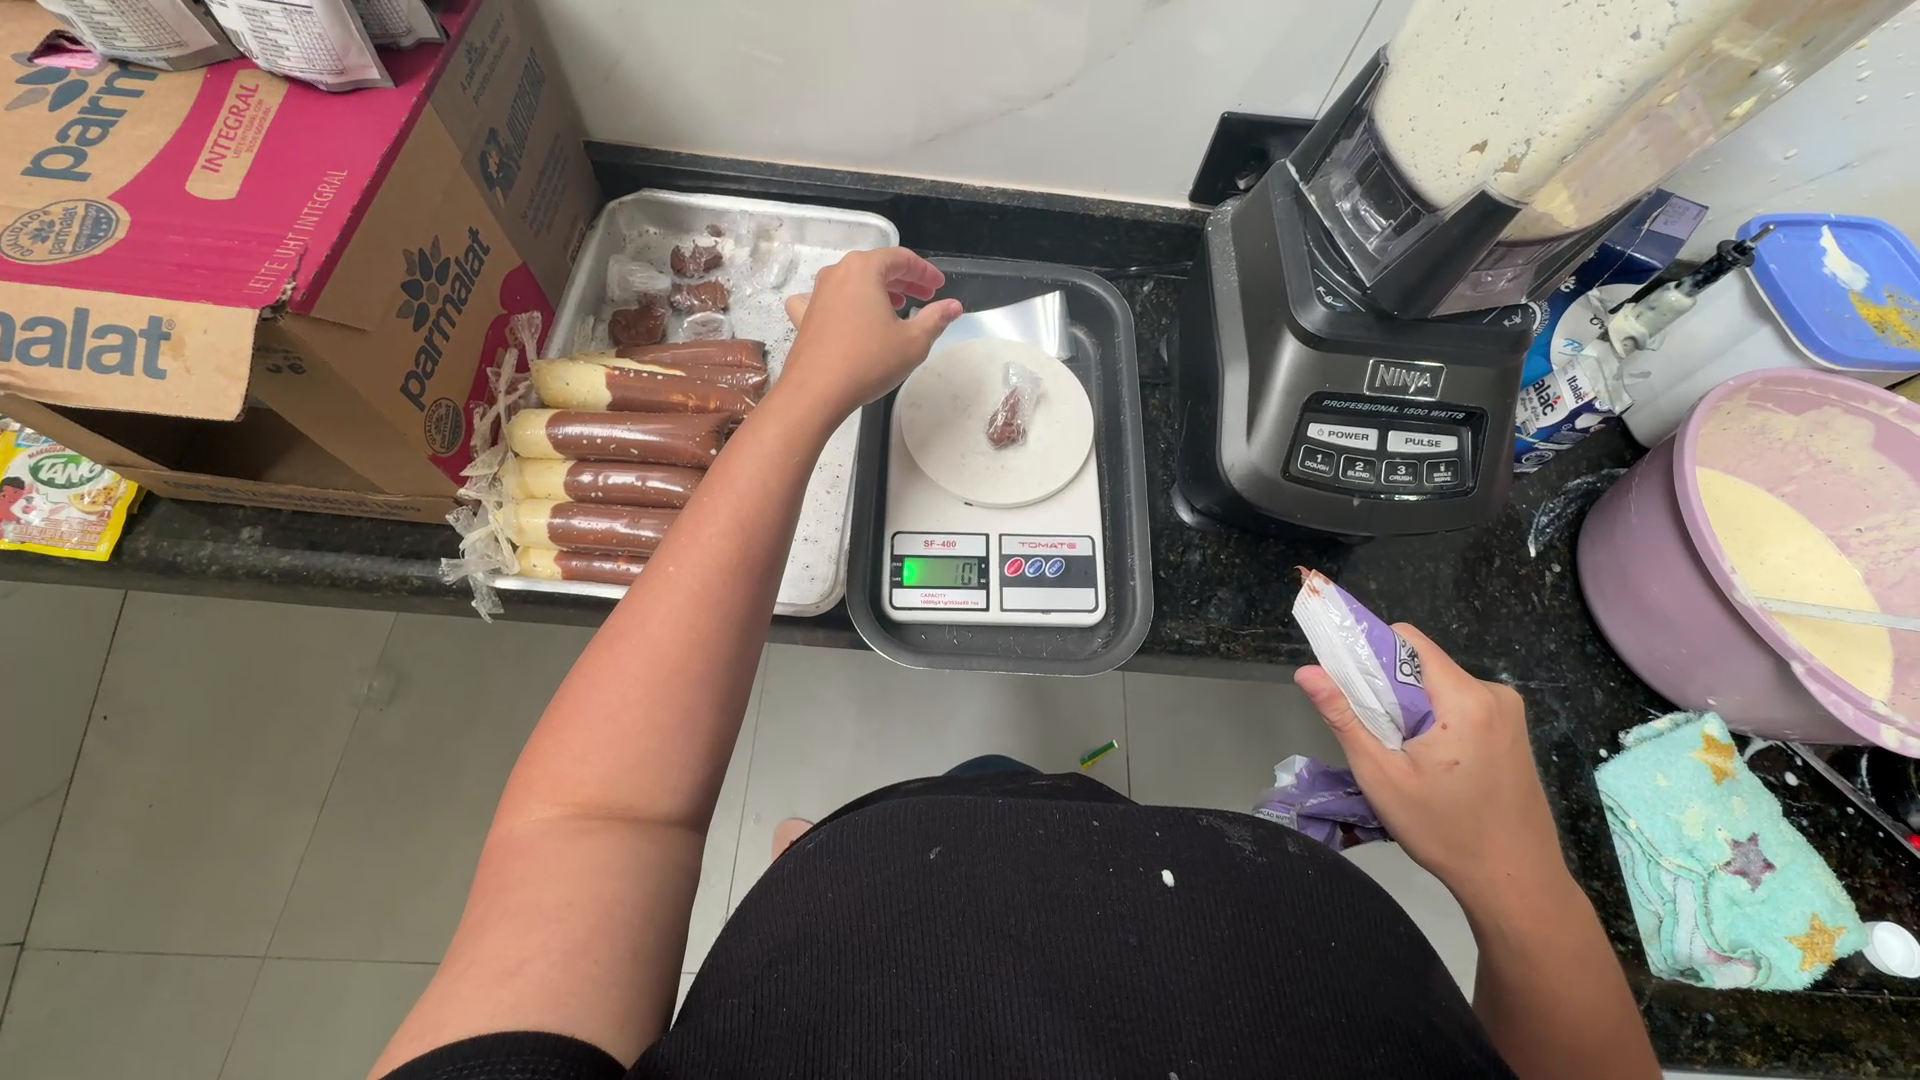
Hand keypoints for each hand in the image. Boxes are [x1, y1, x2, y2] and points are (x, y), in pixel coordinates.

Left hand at [771, 247, 962, 420]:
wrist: (817, 391)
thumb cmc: (869, 361)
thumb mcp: (913, 341)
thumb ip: (935, 318)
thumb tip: (954, 306)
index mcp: (864, 269)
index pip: (901, 259)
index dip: (924, 272)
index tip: (939, 286)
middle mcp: (837, 273)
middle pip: (876, 268)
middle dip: (903, 281)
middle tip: (924, 298)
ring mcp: (817, 294)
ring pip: (852, 283)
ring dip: (876, 292)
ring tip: (894, 309)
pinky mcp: (805, 317)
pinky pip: (825, 302)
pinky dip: (840, 305)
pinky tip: (844, 315)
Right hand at [1294, 624, 1568, 910]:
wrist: (1517, 884)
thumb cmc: (1445, 830)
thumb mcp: (1380, 774)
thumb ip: (1343, 716)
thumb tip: (1306, 671)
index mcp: (1465, 698)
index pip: (1407, 640)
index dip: (1368, 651)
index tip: (1346, 682)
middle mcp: (1494, 694)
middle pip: (1421, 664)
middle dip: (1387, 688)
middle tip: (1373, 734)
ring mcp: (1509, 713)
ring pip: (1438, 686)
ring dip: (1410, 707)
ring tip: (1402, 755)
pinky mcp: (1512, 732)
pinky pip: (1458, 705)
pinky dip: (1434, 721)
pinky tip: (1430, 763)